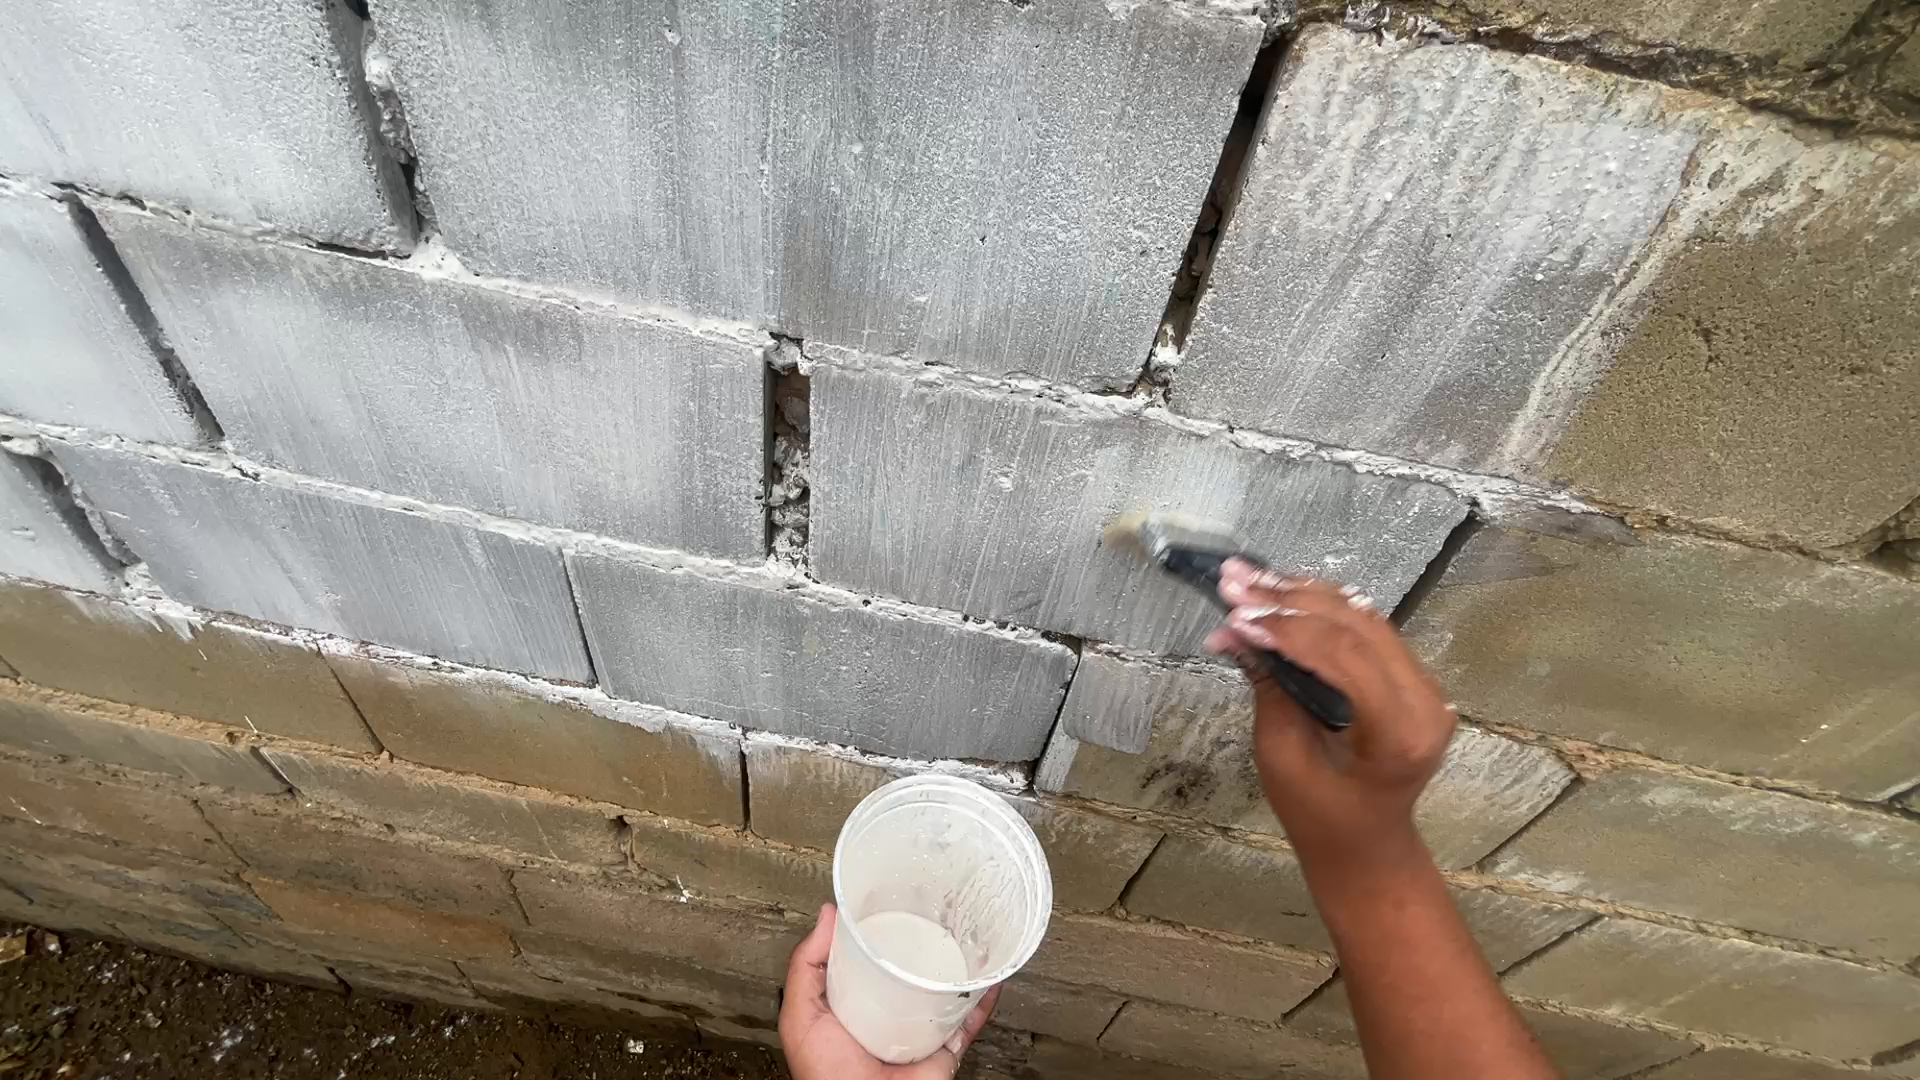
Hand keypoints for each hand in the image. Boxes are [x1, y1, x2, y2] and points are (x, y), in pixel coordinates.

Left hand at [779, 904, 1000, 1079]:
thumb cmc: (828, 1078)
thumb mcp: (802, 1018)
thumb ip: (806, 967)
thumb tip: (826, 917)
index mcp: (856, 1003)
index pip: (868, 958)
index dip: (876, 930)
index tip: (885, 903)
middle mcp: (890, 1012)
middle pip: (909, 968)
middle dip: (922, 941)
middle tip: (931, 911)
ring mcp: (919, 1027)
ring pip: (944, 987)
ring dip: (958, 963)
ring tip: (966, 932)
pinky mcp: (945, 1045)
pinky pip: (970, 1017)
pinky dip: (983, 996)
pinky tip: (991, 974)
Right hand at [1204, 559, 1455, 857]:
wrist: (1364, 842)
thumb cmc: (1317, 812)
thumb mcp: (1281, 753)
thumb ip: (1267, 685)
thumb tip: (1231, 631)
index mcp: (1399, 731)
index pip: (1345, 655)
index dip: (1288, 629)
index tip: (1235, 616)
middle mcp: (1424, 699)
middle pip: (1355, 626)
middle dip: (1287, 600)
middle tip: (1232, 581)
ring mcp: (1423, 684)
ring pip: (1360, 615)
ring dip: (1299, 592)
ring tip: (1246, 577)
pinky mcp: (1408, 674)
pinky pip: (1363, 625)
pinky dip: (1317, 603)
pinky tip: (1279, 589)